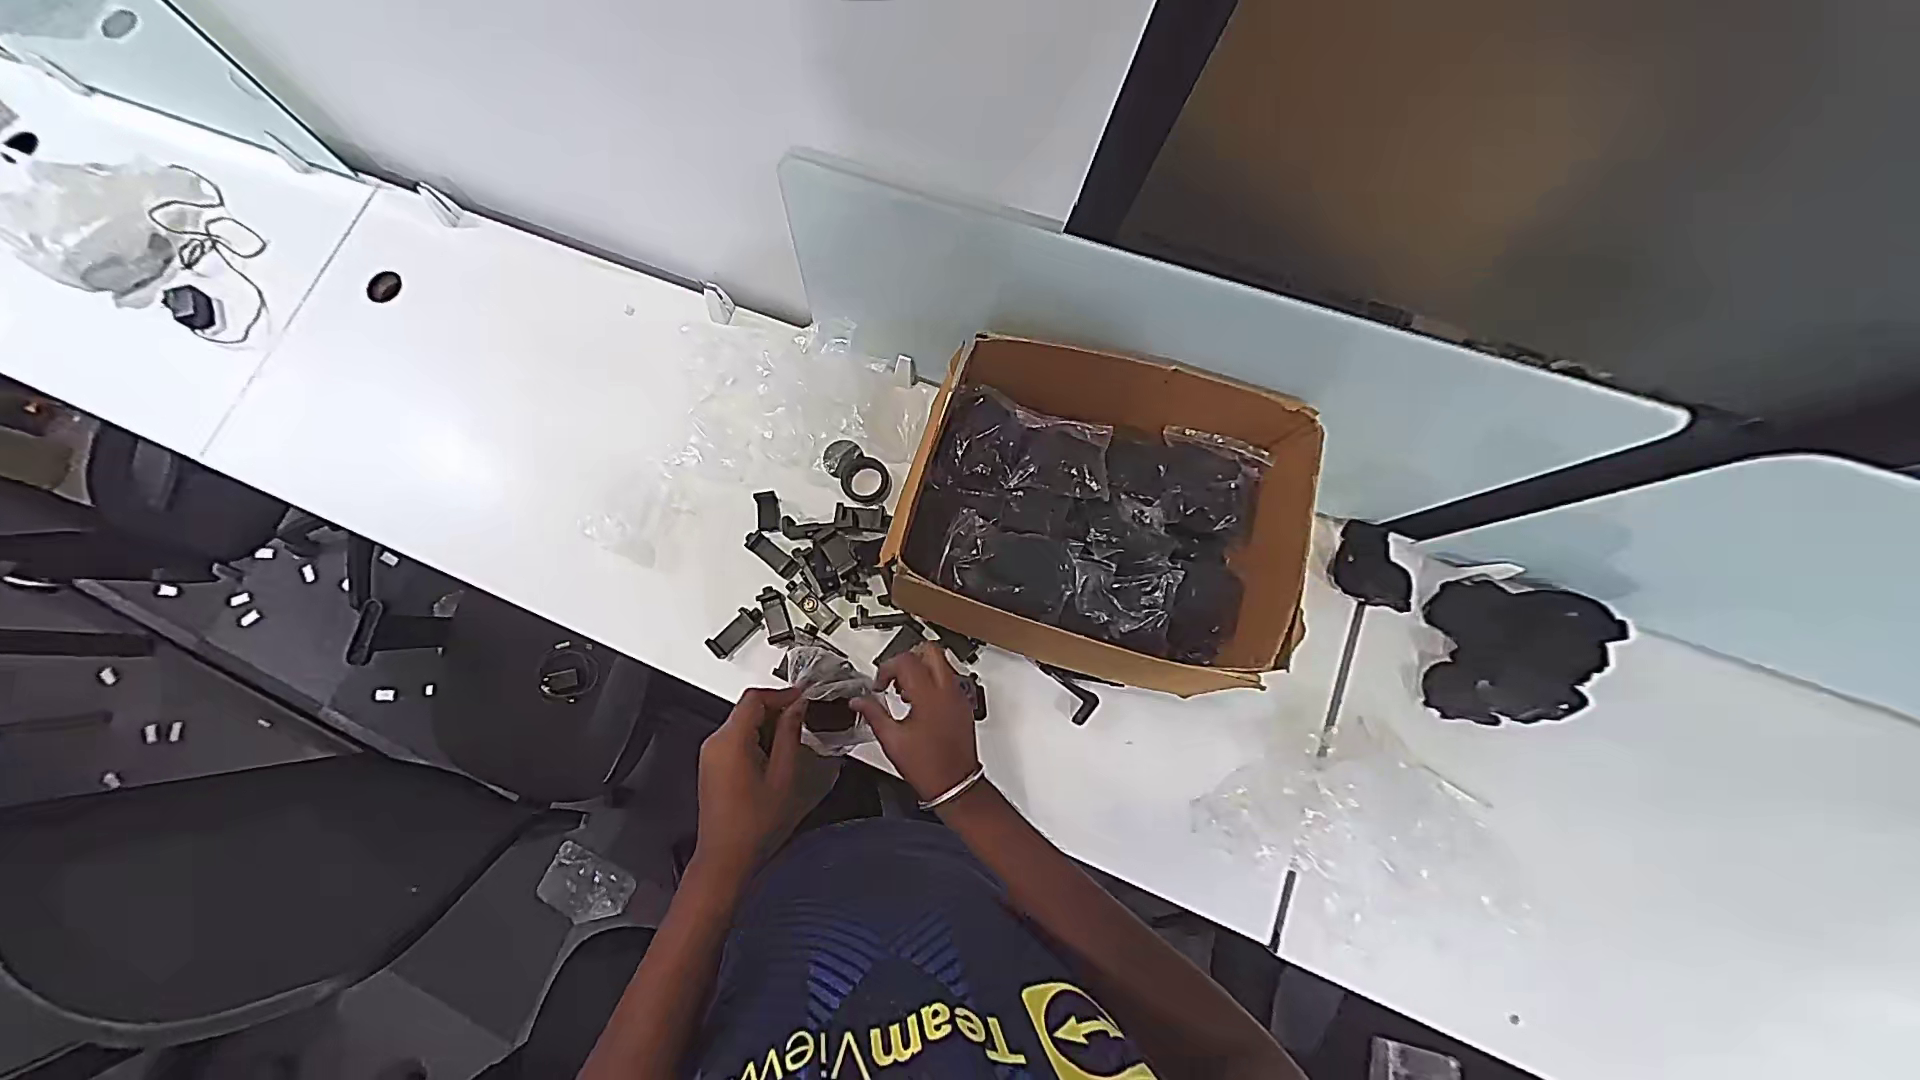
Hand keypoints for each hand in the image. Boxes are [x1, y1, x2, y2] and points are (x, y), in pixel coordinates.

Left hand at [696, 687, 832, 876]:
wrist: (726, 856)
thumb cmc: (751, 824)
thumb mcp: (783, 773)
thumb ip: (790, 733)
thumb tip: (797, 708)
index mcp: (730, 741)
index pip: (754, 698)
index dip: (781, 694)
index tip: (801, 697)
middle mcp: (715, 743)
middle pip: (747, 708)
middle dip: (776, 708)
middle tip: (802, 715)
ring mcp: (711, 754)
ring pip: (742, 722)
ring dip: (768, 723)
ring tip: (793, 736)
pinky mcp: (713, 764)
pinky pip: (736, 737)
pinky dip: (757, 736)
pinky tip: (776, 753)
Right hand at [854, 643, 980, 802]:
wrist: (955, 784)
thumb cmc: (928, 768)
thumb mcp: (892, 740)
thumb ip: (873, 714)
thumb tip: (859, 702)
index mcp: (928, 696)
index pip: (907, 660)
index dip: (887, 668)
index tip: (880, 684)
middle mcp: (948, 691)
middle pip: (930, 650)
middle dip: (908, 657)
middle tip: (894, 676)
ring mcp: (958, 696)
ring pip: (942, 662)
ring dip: (921, 668)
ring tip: (905, 691)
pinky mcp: (964, 704)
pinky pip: (949, 679)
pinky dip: (933, 680)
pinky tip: (920, 701)